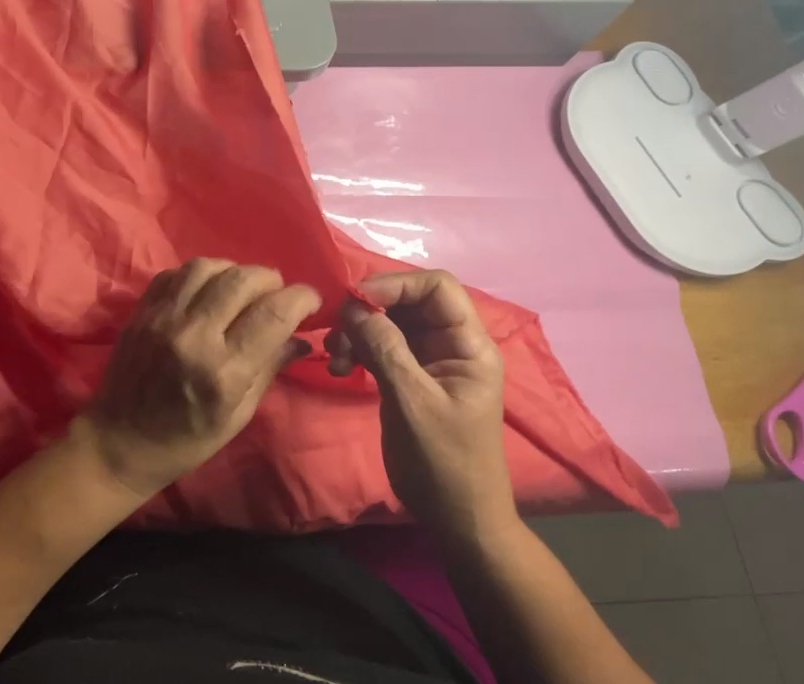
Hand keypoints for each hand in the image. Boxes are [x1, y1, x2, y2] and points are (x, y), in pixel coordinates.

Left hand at [75, 259, 320, 498]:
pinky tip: (208, 290)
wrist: (121, 441)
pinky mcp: (142, 310)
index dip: (302, 298)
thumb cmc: (186, 440)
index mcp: (224, 371)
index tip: (311, 301)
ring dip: (234, 271)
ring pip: (208, 266)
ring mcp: (163, 317)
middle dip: (271, 280)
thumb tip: (301, 338)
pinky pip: (177, 273)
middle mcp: (194, 335)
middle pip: (243, 279)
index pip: (274, 314)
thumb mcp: (238, 415)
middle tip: (277, 294)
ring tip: (243, 289)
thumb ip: (270, 368)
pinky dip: (200, 274)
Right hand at [327, 270, 517, 545]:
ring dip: (357, 332)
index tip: (355, 301)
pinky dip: (357, 349)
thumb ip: (385, 349)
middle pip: (408, 301)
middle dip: (369, 310)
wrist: (456, 519)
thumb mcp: (412, 403)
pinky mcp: (410, 376)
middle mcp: (452, 345)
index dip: (395, 284)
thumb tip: (353, 307)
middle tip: (336, 332)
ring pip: (389, 322)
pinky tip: (339, 367)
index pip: (437, 287)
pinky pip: (381, 346)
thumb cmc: (444, 463)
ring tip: (334, 359)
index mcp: (469, 346)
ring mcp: (430, 361)